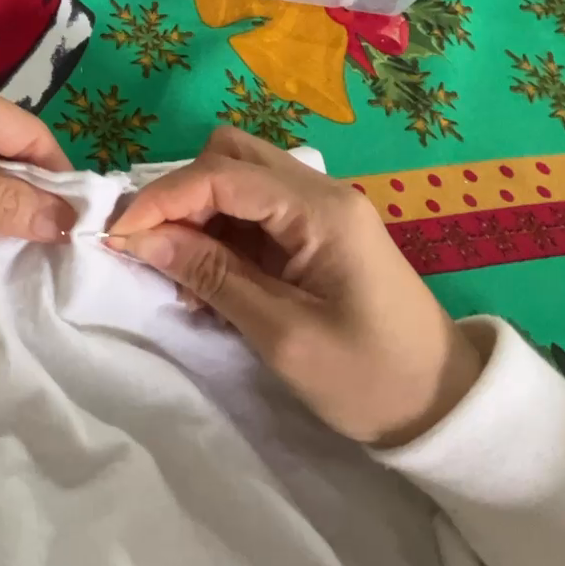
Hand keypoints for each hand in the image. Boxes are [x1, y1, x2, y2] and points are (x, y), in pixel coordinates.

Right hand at [106, 127, 487, 446]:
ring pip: (235, 176)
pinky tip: (207, 276)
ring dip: (195, 211)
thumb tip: (140, 237)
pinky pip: (249, 208)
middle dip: (178, 192)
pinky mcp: (314, 230)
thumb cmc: (369, 379)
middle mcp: (319, 191)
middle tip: (151, 243)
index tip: (118, 234)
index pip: (220, 175)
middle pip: (228, 155)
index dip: (160, 198)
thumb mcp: (281, 334)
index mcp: (320, 210)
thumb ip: (209, 275)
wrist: (446, 410)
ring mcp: (319, 207)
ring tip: (178, 267)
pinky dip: (216, 230)